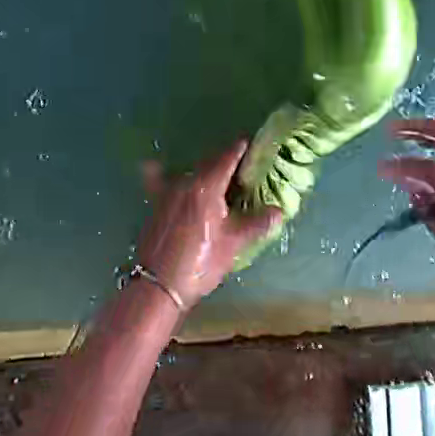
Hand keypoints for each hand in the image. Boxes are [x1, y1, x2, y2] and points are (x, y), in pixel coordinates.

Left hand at [138, 141, 282, 308]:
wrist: (157, 290)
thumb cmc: (201, 262)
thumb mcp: (235, 243)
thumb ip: (259, 223)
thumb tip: (280, 210)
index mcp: (208, 185)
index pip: (229, 154)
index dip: (245, 147)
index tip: (258, 145)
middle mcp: (186, 182)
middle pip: (211, 159)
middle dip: (229, 158)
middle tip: (247, 167)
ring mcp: (167, 192)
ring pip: (192, 170)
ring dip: (207, 168)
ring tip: (221, 177)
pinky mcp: (156, 206)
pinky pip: (161, 180)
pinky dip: (161, 171)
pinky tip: (154, 166)